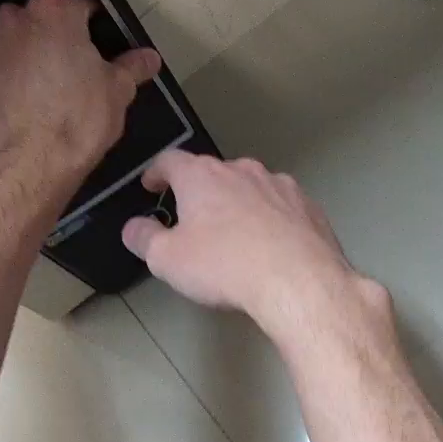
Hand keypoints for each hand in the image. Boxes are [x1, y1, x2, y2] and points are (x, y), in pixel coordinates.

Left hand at [0, 0, 160, 169]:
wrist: (39, 159)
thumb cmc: (82, 119)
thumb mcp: (119, 90)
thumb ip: (133, 67)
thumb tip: (150, 58)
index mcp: (56, 12)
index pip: (80, 3)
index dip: (94, 23)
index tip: (101, 41)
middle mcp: (17, 18)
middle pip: (42, 18)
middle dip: (57, 35)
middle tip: (75, 67)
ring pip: (14, 38)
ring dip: (28, 51)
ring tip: (47, 83)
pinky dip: (7, 75)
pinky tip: (24, 97)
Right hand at [121, 150, 384, 339]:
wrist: (298, 280)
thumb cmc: (224, 266)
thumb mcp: (168, 260)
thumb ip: (145, 239)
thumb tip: (133, 228)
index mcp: (202, 176)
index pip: (170, 161)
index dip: (157, 173)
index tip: (152, 185)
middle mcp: (242, 170)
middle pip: (215, 173)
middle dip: (202, 192)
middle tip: (196, 219)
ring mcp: (281, 186)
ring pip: (252, 188)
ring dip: (241, 204)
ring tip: (238, 235)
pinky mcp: (309, 207)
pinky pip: (283, 208)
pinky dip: (273, 220)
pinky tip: (274, 246)